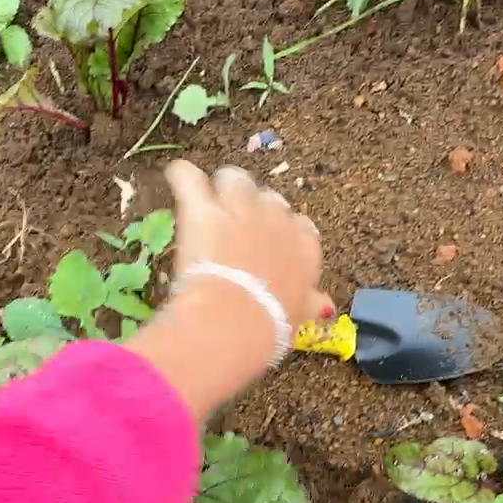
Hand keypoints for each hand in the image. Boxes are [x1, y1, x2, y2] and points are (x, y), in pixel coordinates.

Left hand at [123, 162, 332, 416]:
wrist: (235, 321)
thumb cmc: (271, 326)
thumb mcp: (299, 317)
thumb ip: (311, 303)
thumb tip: (325, 305)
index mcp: (304, 245)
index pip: (300, 225)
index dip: (282, 232)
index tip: (269, 246)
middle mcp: (276, 218)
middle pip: (268, 198)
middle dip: (254, 209)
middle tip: (236, 230)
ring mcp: (239, 209)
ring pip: (234, 180)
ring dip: (223, 188)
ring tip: (211, 200)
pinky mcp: (202, 210)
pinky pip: (190, 177)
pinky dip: (182, 176)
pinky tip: (178, 177)